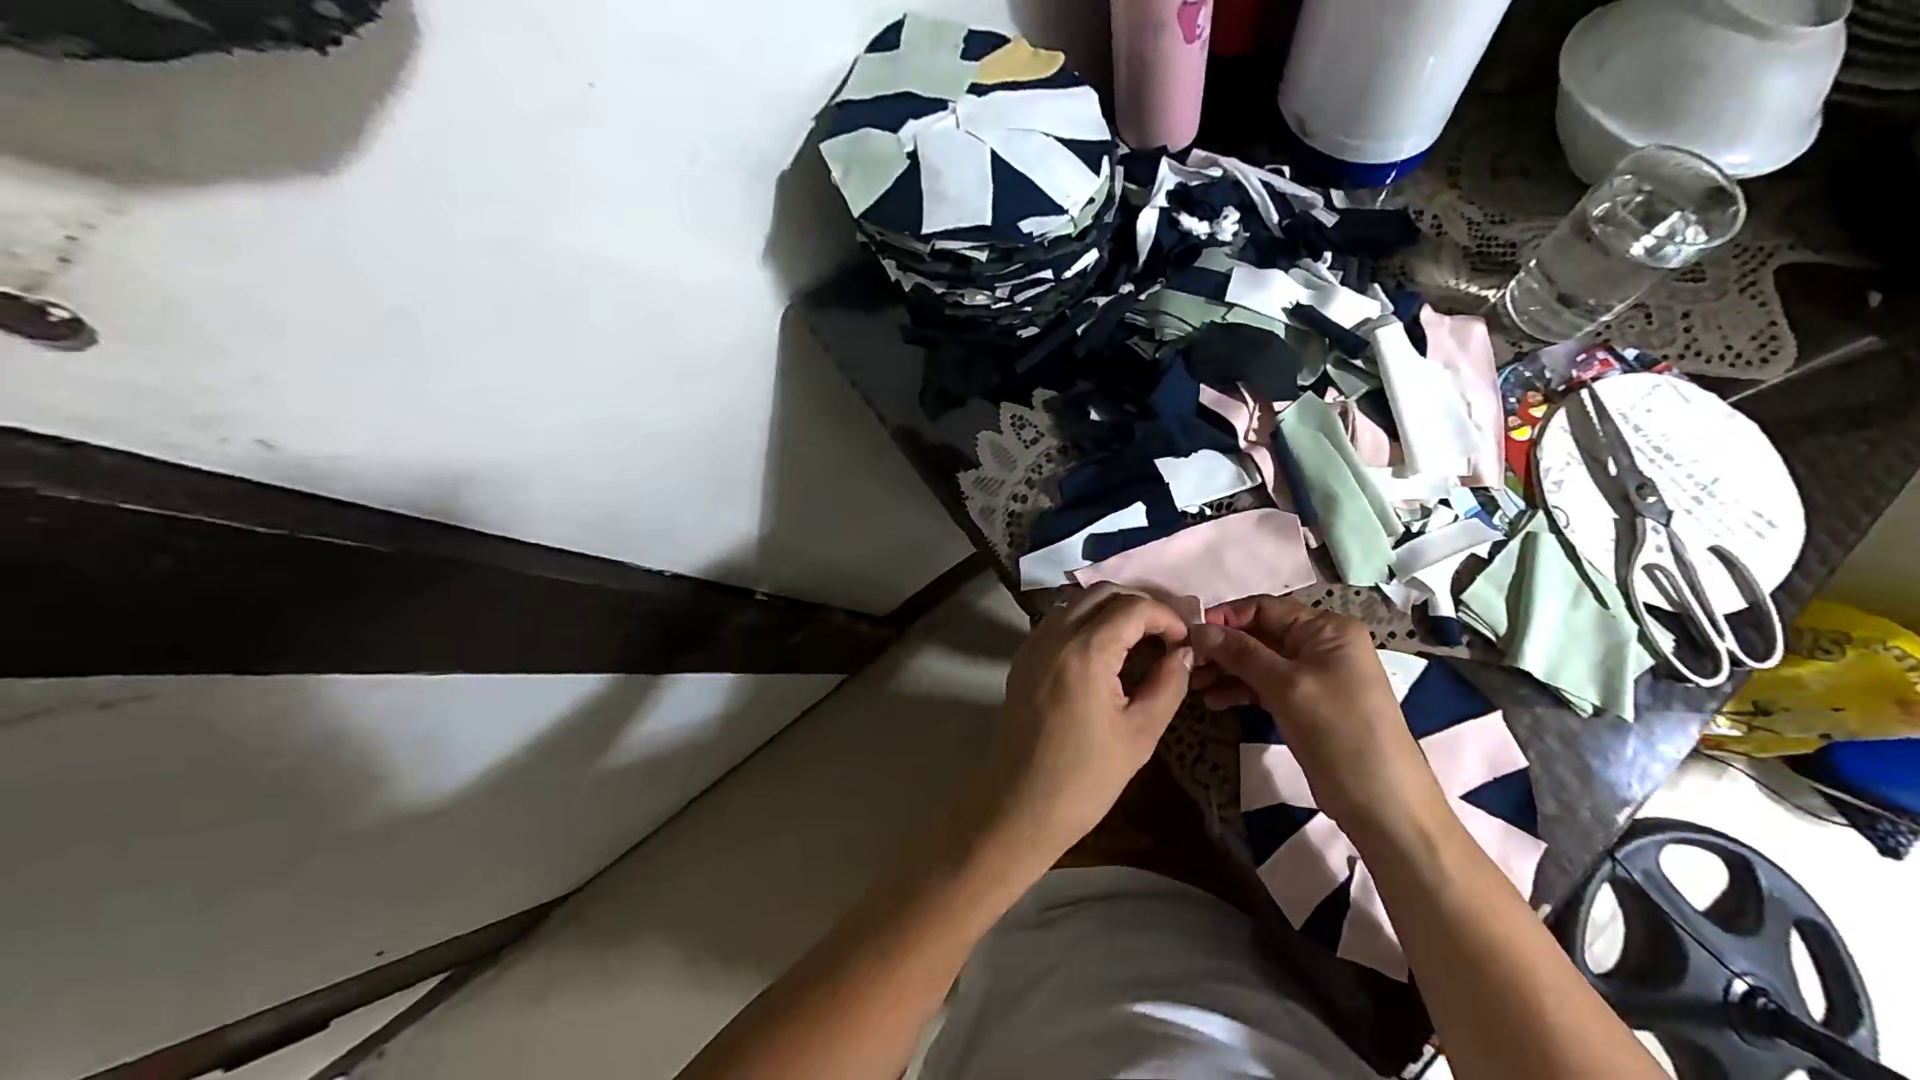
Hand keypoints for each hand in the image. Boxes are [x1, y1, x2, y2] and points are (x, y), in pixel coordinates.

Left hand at [967, 584, 1193, 863]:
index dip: (1166, 616)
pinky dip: (1085, 621)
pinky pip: (1057, 621)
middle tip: (1167, 635)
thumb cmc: (1085, 779)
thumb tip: (1183, 653)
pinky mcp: (1022, 660)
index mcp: (1085, 651)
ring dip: (1111, 609)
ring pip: (1076, 602)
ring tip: (1140, 639)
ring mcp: (1033, 646)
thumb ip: (1167, 684)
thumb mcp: (1140, 734)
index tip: (1186, 640)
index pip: (1133, 607)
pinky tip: (1104, 650)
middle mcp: (1054, 636)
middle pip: (1102, 594)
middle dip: (1140, 606)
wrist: (1019, 807)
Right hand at [1187, 596, 1442, 831]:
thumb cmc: (1337, 729)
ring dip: (1226, 670)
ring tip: (1194, 685)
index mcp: (1326, 629)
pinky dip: (1240, 690)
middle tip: (1187, 663)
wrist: (1381, 800)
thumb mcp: (1286, 685)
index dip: (1225, 617)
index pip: (1265, 608)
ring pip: (1258, 661)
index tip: (1189, 634)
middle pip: (1259, 634)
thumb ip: (1240, 653)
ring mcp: (1313, 676)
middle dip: (1222, 647)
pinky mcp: (1305, 703)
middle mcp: (1320, 645)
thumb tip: (1198, 629)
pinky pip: (1265, 686)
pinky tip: (1215, 701)